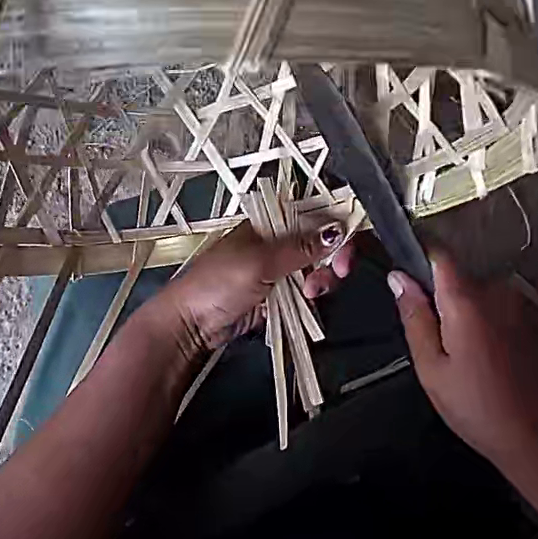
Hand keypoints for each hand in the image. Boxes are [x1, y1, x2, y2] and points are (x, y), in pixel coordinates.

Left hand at [135, 218, 344, 357]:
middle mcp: (277, 241)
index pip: (313, 214)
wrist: (191, 324)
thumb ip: (300, 246)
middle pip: (322, 242)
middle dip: (333, 257)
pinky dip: (313, 297)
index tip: (346, 244)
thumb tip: (337, 229)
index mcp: (269, 222)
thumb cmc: (216, 283)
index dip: (335, 226)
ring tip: (310, 293)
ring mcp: (279, 269)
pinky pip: (308, 291)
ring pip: (318, 268)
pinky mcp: (279, 294)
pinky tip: (307, 303)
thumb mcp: (260, 261)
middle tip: (336, 272)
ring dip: (323, 280)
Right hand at [387, 252, 537, 483]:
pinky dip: (486, 327)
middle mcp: (497, 293)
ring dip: (464, 316)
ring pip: (476, 296)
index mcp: (466, 300)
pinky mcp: (533, 320)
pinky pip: (496, 310)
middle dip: (439, 300)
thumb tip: (398, 279)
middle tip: (434, 342)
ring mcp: (519, 306)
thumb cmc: (482, 410)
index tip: (403, 275)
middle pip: (455, 278)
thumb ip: (414, 316)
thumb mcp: (431, 367)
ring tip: (463, 360)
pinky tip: (486, 363)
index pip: (437, 253)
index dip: (416, 256)